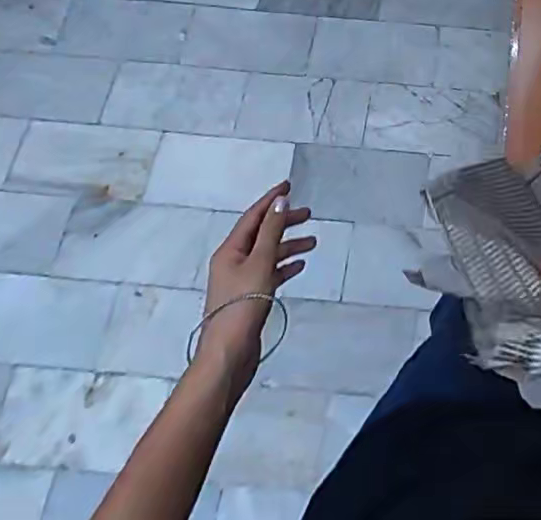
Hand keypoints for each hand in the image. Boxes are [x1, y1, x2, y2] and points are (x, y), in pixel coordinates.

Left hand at [194, 181, 314, 392]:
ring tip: (312, 241)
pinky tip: (299, 265)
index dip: (271, 200)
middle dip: (283, 222)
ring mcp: (240, 280)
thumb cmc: (242, 306)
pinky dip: (284, 266)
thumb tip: (279, 201)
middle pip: (261, 233)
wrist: (228, 355)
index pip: (253, 216)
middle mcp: (233, 261)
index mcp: (230, 250)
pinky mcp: (249, 297)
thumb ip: (271, 232)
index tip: (289, 185)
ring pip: (267, 254)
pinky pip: (269, 273)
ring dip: (288, 245)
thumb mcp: (260, 263)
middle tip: (308, 214)